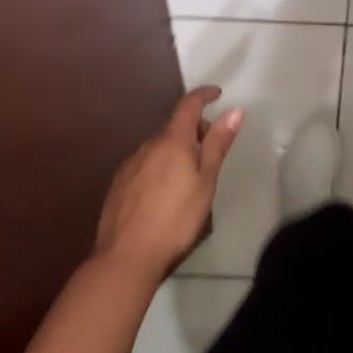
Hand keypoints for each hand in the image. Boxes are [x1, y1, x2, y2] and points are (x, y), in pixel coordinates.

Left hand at [91, 86, 242, 280]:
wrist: (125, 258)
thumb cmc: (175, 219)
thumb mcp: (206, 181)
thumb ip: (218, 144)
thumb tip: (234, 110)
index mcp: (172, 142)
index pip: (188, 105)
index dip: (204, 95)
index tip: (218, 93)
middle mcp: (148, 146)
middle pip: (174, 127)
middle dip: (194, 130)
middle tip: (210, 150)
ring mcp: (130, 166)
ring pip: (158, 147)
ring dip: (176, 150)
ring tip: (188, 176)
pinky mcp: (118, 186)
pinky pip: (144, 164)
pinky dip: (159, 167)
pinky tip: (163, 193)